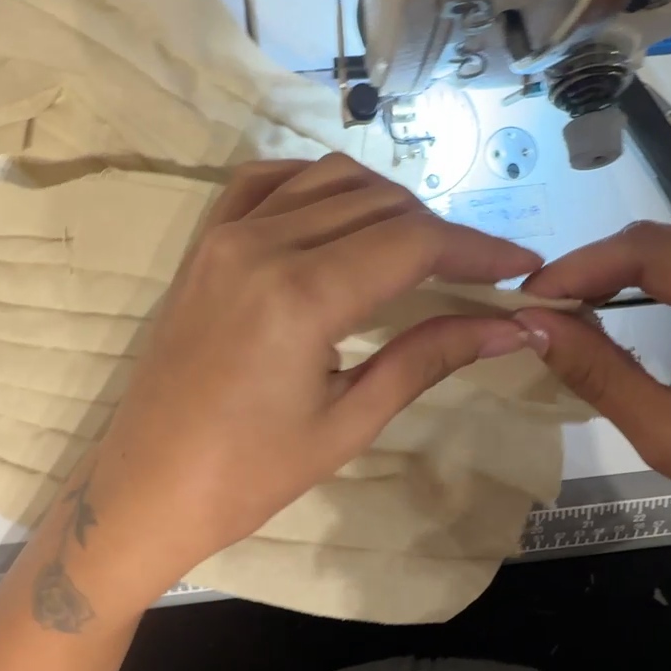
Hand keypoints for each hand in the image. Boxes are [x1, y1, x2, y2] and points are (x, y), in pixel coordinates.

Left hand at [86, 154, 541, 588]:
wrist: (149, 489)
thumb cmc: (250, 476)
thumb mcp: (348, 422)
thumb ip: (427, 358)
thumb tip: (510, 328)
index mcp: (301, 295)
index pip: (413, 244)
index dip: (477, 249)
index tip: (521, 267)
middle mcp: (261, 244)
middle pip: (377, 205)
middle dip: (438, 232)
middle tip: (473, 275)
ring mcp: (224, 237)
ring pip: (326, 181)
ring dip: (385, 205)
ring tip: (418, 251)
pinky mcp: (202, 246)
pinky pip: (265, 183)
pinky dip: (315, 186)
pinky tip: (340, 216)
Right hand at [514, 224, 670, 670]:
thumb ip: (598, 372)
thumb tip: (530, 324)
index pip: (656, 252)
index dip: (582, 267)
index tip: (528, 299)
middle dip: (601, 270)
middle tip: (543, 309)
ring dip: (630, 274)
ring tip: (574, 308)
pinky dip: (668, 284)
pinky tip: (629, 304)